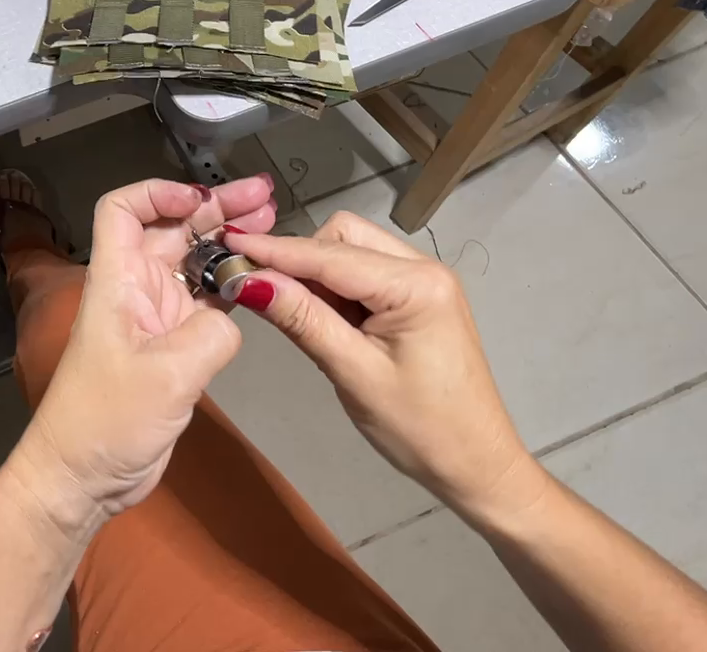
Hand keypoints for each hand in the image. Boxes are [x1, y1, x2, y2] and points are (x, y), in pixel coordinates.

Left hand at [21, 175, 278, 518]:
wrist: (84, 476)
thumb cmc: (107, 419)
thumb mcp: (166, 376)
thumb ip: (211, 335)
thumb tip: (239, 304)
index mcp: (117, 278)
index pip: (123, 210)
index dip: (158, 192)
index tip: (201, 198)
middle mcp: (135, 284)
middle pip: (171, 228)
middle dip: (215, 207)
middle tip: (264, 195)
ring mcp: (156, 312)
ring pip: (193, 259)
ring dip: (229, 238)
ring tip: (272, 217)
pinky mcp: (173, 340)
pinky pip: (207, 297)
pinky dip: (233, 280)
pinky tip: (263, 271)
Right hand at [224, 213, 546, 522]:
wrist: (479, 470)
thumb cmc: (421, 430)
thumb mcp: (354, 374)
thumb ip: (301, 319)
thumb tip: (246, 279)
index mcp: (416, 285)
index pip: (327, 255)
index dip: (273, 250)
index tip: (226, 244)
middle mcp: (422, 267)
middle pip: (340, 237)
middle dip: (299, 258)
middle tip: (267, 295)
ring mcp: (421, 279)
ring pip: (348, 249)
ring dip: (314, 273)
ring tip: (297, 313)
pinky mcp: (415, 296)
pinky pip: (360, 271)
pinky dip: (332, 285)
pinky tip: (321, 316)